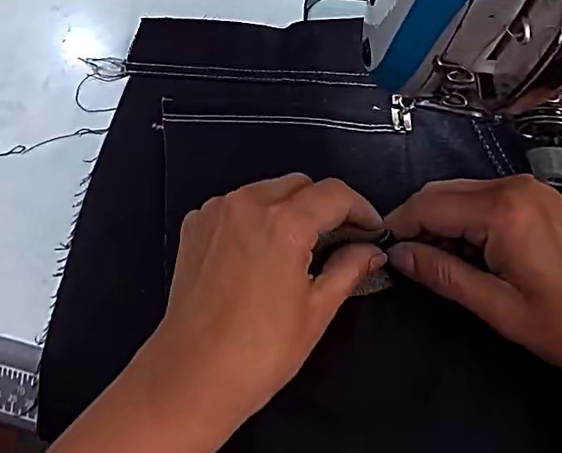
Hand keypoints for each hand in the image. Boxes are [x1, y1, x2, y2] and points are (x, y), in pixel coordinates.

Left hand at [52, 175, 385, 452]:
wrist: (189, 378)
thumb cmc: (260, 351)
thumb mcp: (316, 311)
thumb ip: (349, 269)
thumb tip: (372, 250)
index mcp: (284, 221)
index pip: (334, 193)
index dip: (360, 207)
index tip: (371, 228)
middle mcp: (249, 202)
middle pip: (301, 184)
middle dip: (324, 205)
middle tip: (339, 238)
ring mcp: (218, 209)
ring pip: (267, 189)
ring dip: (289, 207)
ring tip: (297, 246)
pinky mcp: (196, 222)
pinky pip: (237, 204)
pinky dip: (254, 217)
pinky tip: (258, 251)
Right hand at [384, 176, 561, 402]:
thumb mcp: (503, 309)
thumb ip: (445, 275)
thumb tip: (403, 255)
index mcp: (502, 209)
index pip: (429, 203)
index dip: (399, 224)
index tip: (381, 246)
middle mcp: (514, 187)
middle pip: (445, 191)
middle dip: (418, 220)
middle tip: (404, 257)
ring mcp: (532, 189)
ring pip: (466, 193)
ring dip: (444, 220)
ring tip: (437, 261)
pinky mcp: (544, 199)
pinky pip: (490, 198)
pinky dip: (470, 219)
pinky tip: (471, 251)